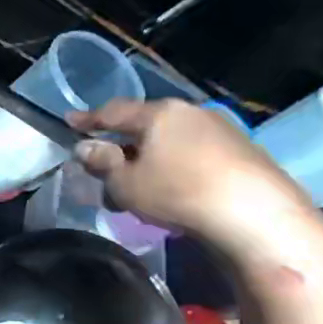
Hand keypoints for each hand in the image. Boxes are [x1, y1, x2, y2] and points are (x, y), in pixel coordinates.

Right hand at [69, 100, 308, 250]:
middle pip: (144, 124)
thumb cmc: (177, 192)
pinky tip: (168, 188)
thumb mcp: (125, 183)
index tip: (69, 121)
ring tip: (135, 184)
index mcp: (158, 114)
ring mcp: (217, 128)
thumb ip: (102, 163)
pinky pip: (189, 151)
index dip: (88, 119)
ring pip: (167, 140)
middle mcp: (189, 112)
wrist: (253, 211)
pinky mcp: (237, 149)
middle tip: (103, 164)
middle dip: (121, 143)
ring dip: (147, 158)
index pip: (113, 112)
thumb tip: (85, 147)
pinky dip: (170, 165)